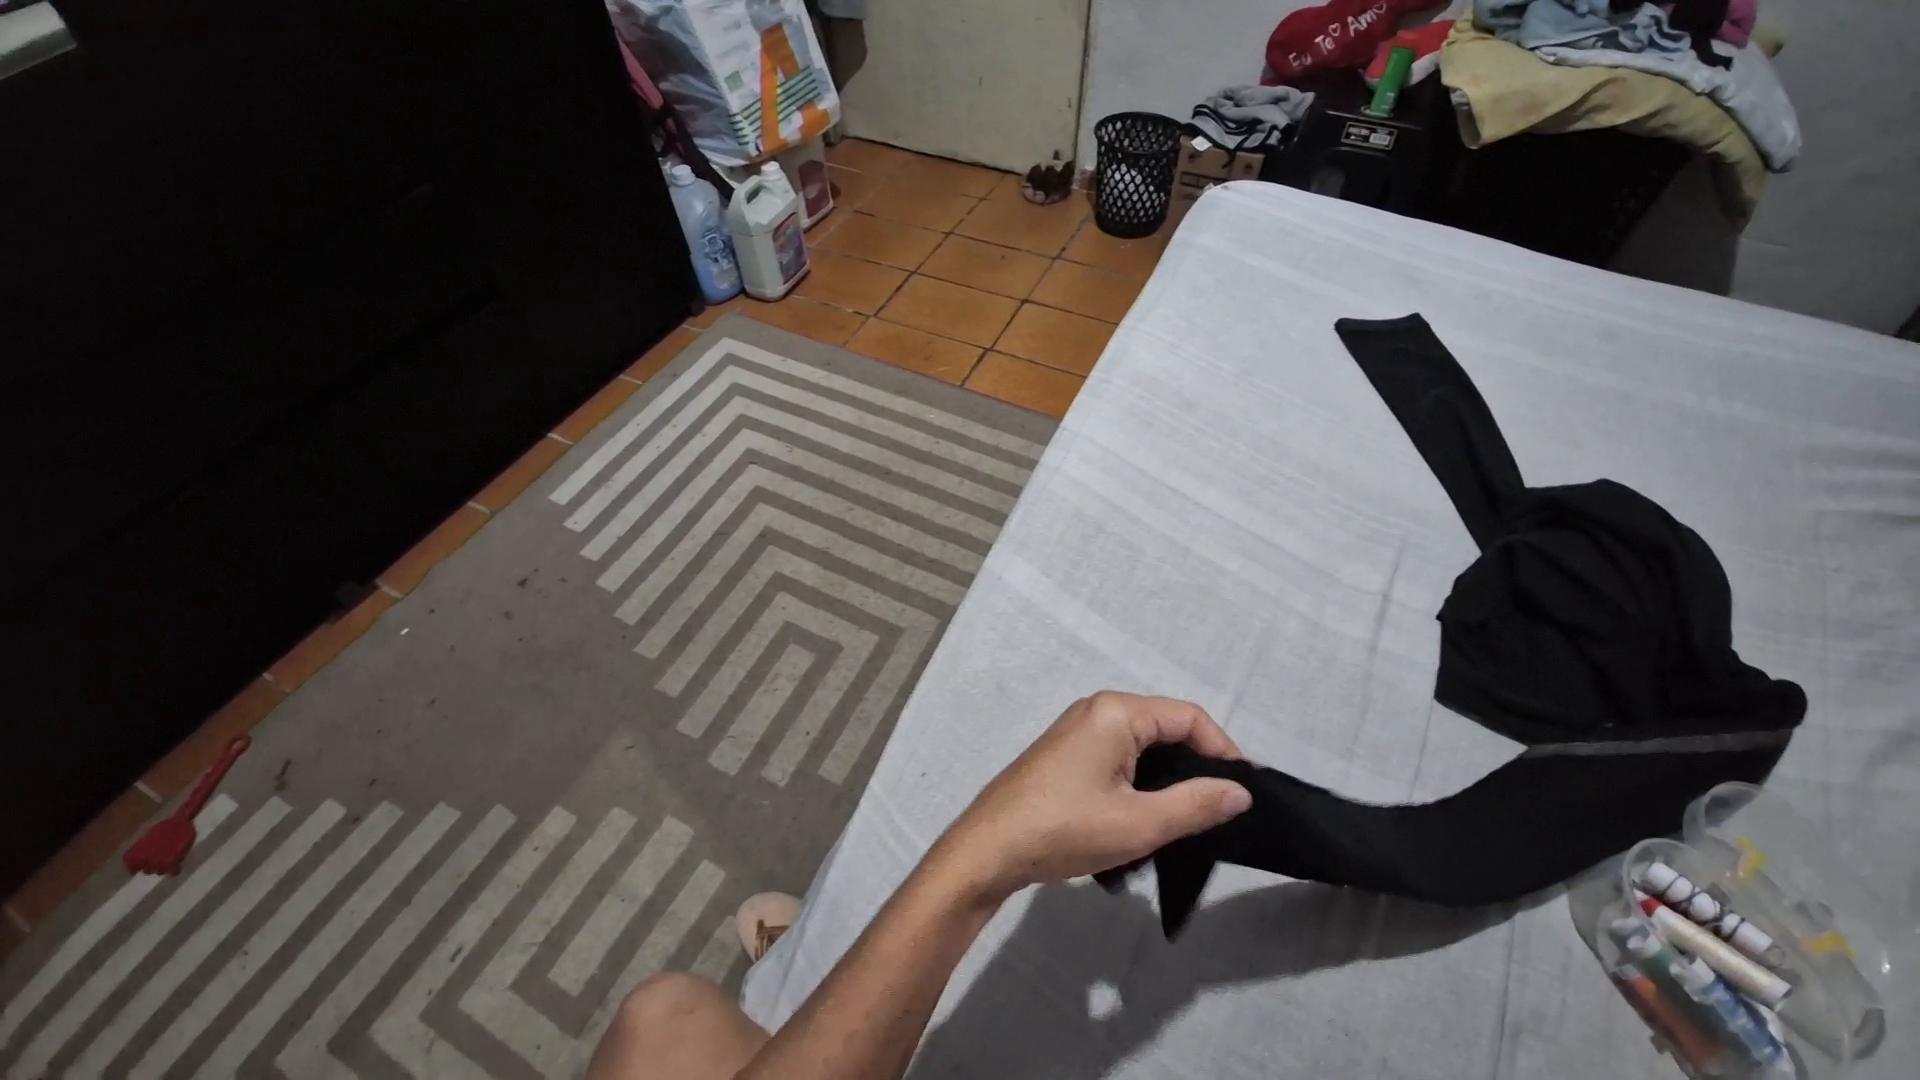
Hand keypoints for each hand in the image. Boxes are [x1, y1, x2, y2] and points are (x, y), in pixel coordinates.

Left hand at [932, 692, 1251, 903]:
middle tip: (1218, 810)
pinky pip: (1118, 758)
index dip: (1223, 750)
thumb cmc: (1065, 829)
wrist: (989, 849)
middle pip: (1165, 728)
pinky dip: (1140, 783)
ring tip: (1186, 820)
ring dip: (1166, 779)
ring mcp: (1077, 732)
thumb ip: (1196, 804)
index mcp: (1116, 712)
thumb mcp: (1140, 823)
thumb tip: (1240, 791)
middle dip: (1195, 766)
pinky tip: (1145, 818)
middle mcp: (1096, 710)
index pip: (1188, 717)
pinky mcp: (1065, 755)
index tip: (1242, 792)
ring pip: (1142, 747)